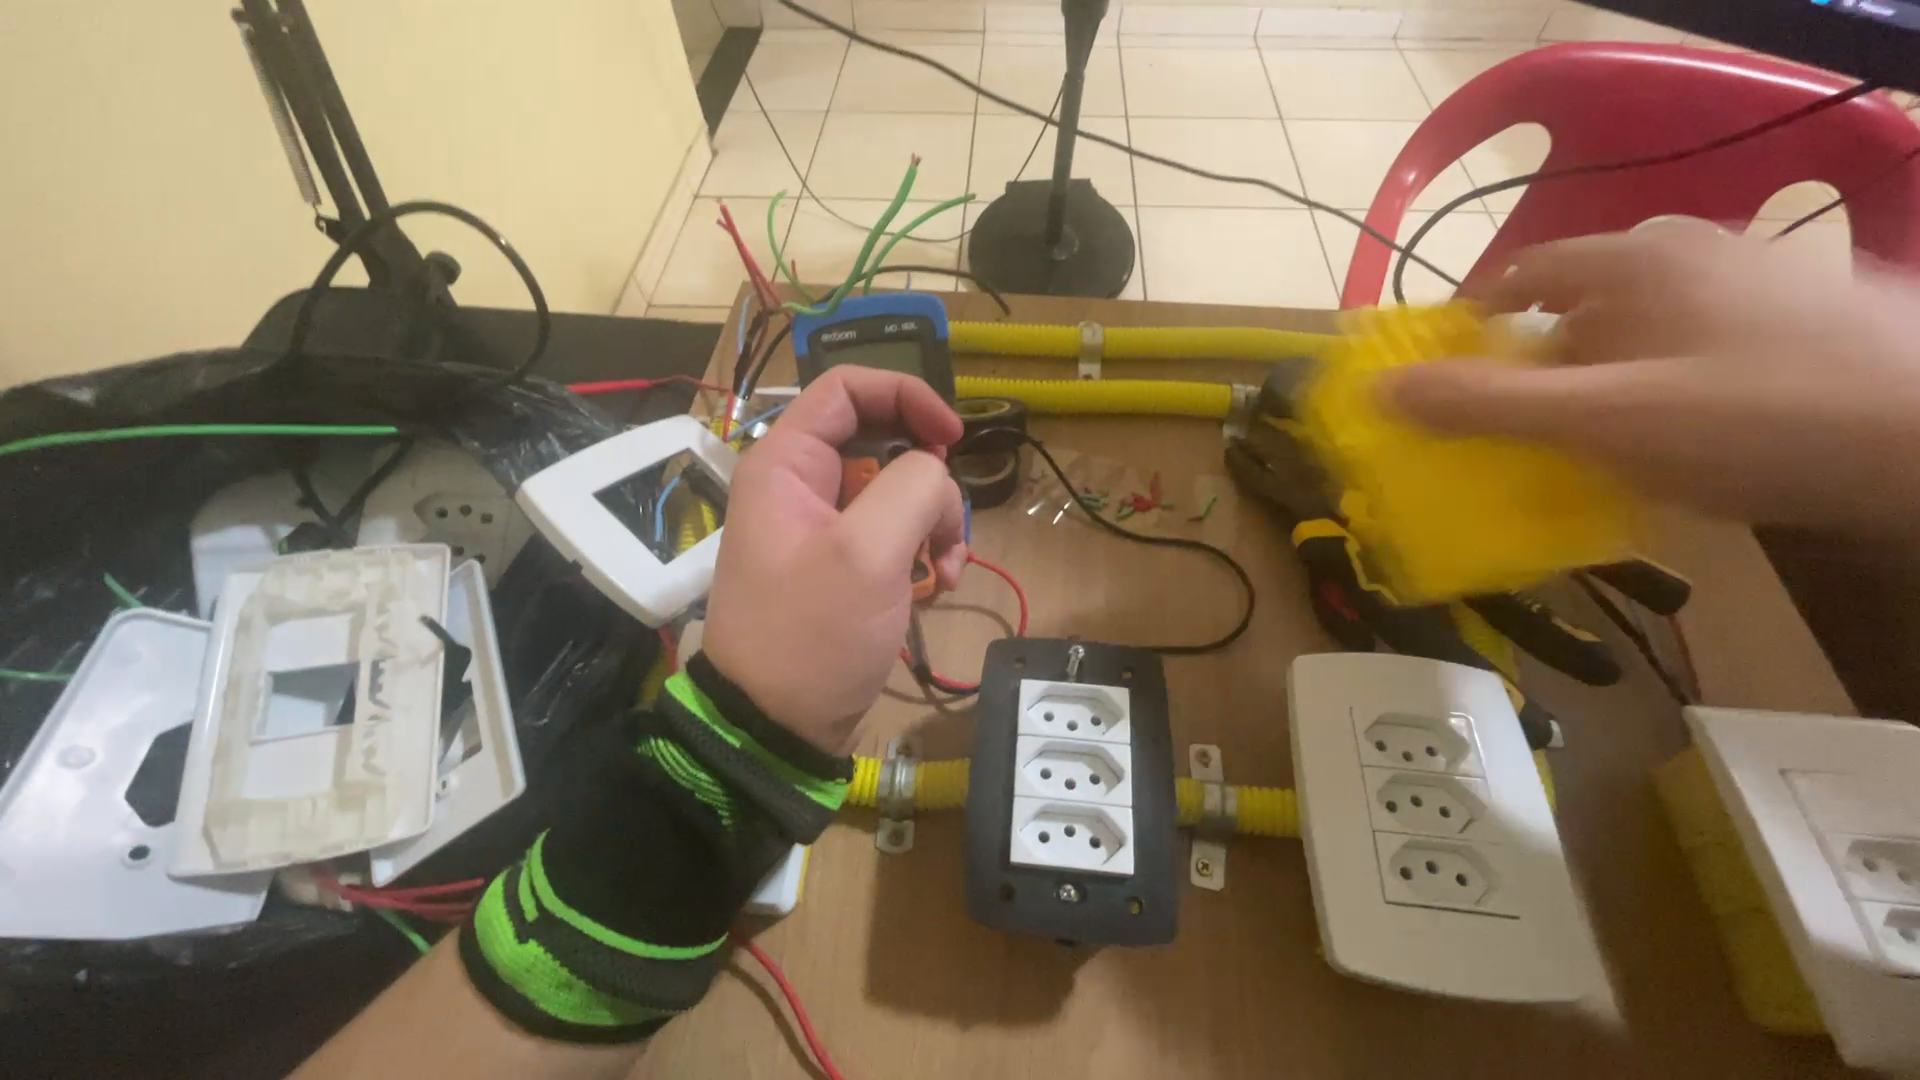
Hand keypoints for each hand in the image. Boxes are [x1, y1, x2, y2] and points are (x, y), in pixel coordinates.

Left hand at [702, 367, 966, 755]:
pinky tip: (939, 586)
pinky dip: (924, 552)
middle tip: (946, 522)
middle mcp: (802, 485)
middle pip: (883, 441)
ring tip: (946, 569)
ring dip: (934, 523)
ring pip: (898, 491)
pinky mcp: (844, 564)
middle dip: (928, 478)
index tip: (952, 437)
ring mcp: (824, 527)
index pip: (848, 389)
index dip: (907, 396)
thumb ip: (912, 488)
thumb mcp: (867, 553)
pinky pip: (895, 533)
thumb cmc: (812, 635)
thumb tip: (933, 473)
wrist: (776, 726)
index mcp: (786, 463)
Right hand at [1385, 221, 1919, 530]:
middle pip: (1578, 301)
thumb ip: (1484, 404)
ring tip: (1582, 436)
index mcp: (1639, 260)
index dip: (1471, 317)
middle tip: (1511, 416)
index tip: (1445, 370)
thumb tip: (1379, 391)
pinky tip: (1667, 437)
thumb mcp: (1598, 418)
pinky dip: (1654, 382)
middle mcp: (1696, 256)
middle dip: (1532, 357)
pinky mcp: (1802, 328)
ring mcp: (1757, 288)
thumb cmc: (1756, 419)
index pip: (1521, 270)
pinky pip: (1691, 347)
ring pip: (1637, 327)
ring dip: (1594, 374)